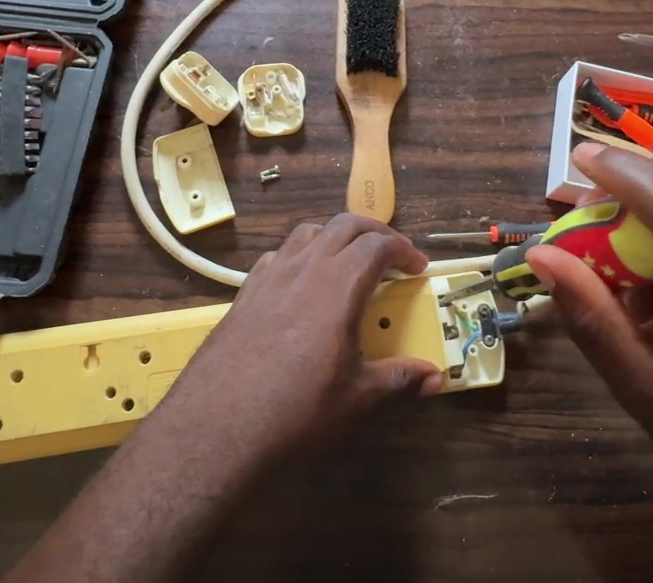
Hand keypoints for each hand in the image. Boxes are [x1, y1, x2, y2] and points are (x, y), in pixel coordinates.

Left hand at [153, 213, 444, 467]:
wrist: (216, 428)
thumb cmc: (296, 412)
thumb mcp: (357, 400)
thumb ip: (399, 380)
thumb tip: (436, 376)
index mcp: (338, 286)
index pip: (378, 245)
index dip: (404, 249)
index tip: (418, 268)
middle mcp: (304, 268)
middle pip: (344, 225)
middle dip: (374, 232)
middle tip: (392, 255)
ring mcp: (269, 277)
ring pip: (307, 233)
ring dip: (335, 237)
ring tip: (348, 262)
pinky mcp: (244, 293)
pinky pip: (277, 256)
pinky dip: (299, 256)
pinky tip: (301, 285)